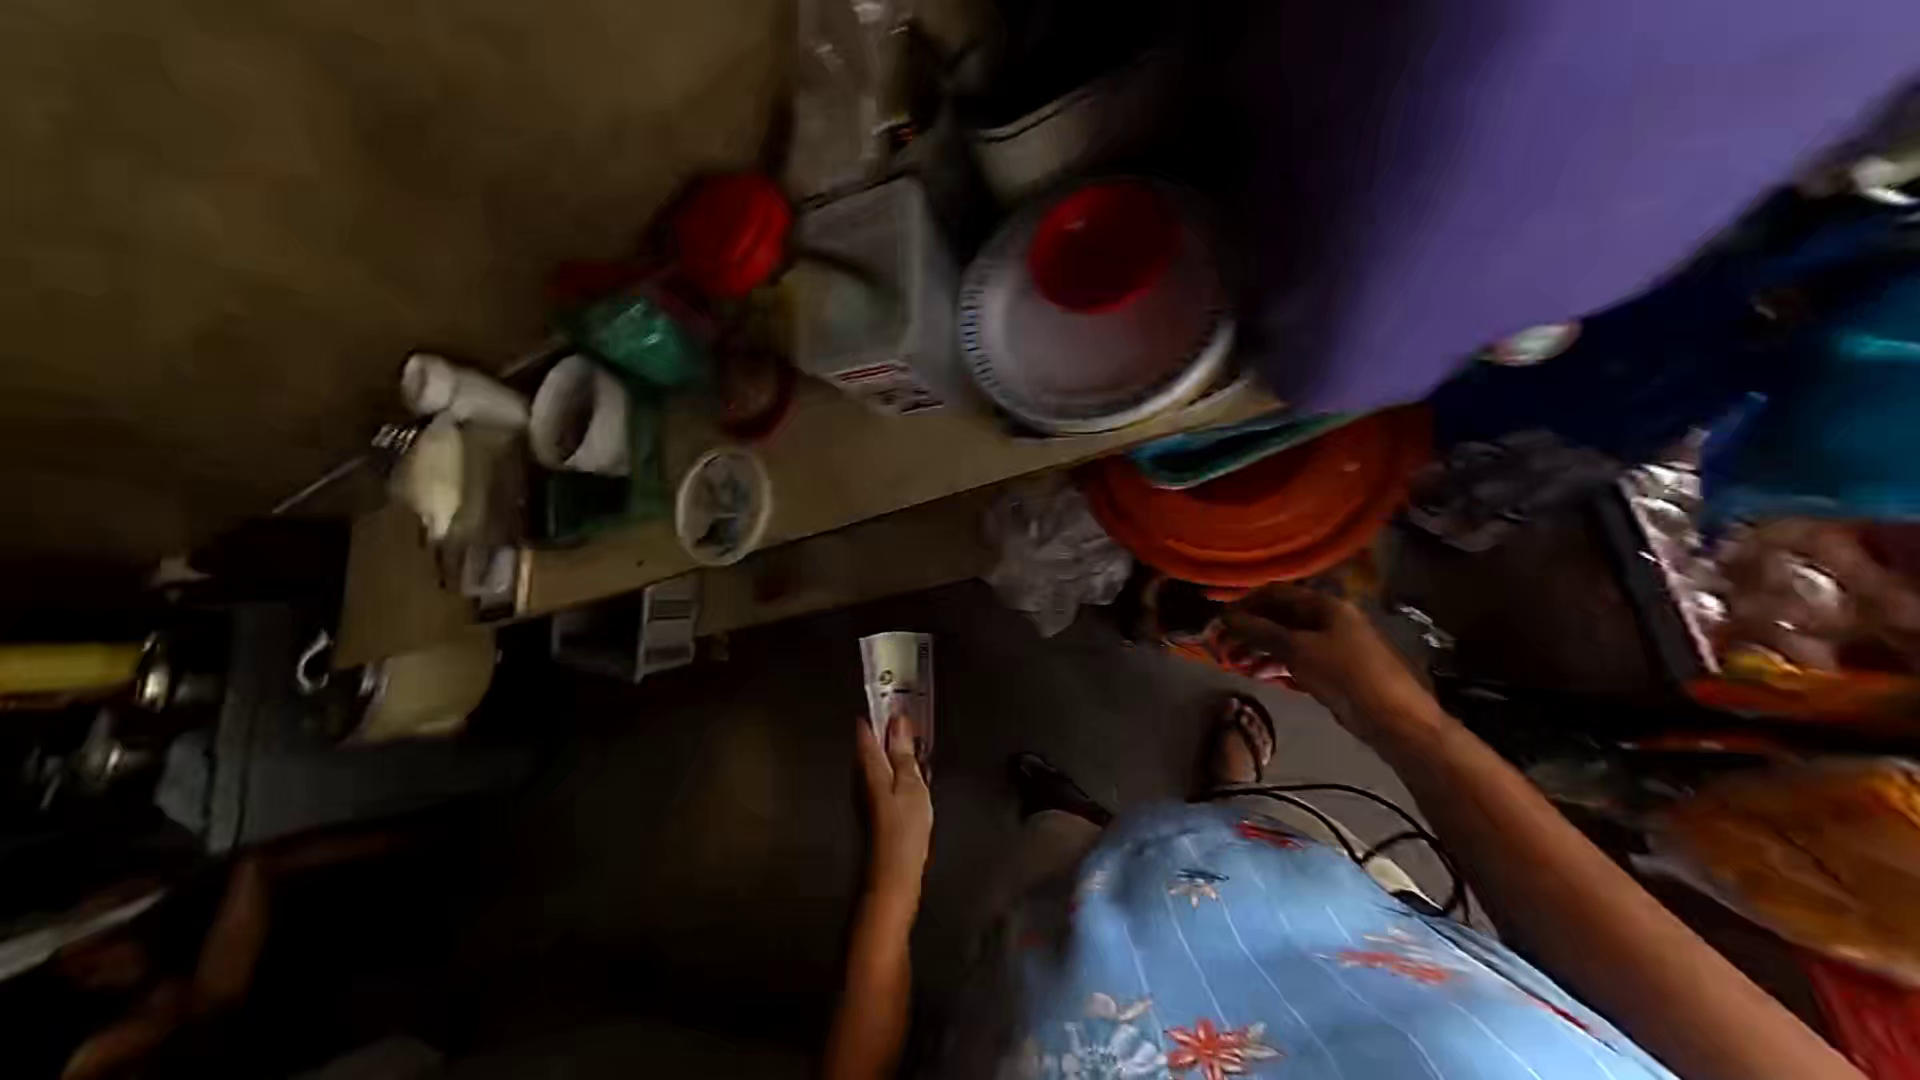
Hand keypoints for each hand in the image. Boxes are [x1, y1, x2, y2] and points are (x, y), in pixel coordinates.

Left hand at [855, 711, 932, 898]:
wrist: (894, 874)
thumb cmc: (902, 832)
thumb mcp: (910, 783)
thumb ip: (903, 752)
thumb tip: (899, 724)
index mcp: (870, 767)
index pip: (867, 730)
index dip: (879, 712)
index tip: (893, 700)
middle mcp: (863, 778)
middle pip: (871, 744)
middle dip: (887, 730)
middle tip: (907, 718)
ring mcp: (868, 794)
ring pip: (878, 760)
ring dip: (894, 750)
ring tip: (913, 742)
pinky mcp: (876, 807)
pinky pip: (885, 776)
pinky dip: (897, 769)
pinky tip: (912, 774)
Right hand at [1219, 585, 1437, 735]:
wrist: (1394, 720)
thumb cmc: (1345, 674)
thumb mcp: (1297, 650)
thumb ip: (1260, 631)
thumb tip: (1227, 617)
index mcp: (1326, 605)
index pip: (1276, 594)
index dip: (1245, 604)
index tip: (1220, 619)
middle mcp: (1329, 619)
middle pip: (1279, 618)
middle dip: (1249, 630)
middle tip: (1222, 645)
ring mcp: (1333, 645)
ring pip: (1286, 640)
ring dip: (1258, 649)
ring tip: (1234, 663)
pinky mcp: (1334, 670)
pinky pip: (1297, 660)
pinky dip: (1276, 665)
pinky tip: (1258, 675)